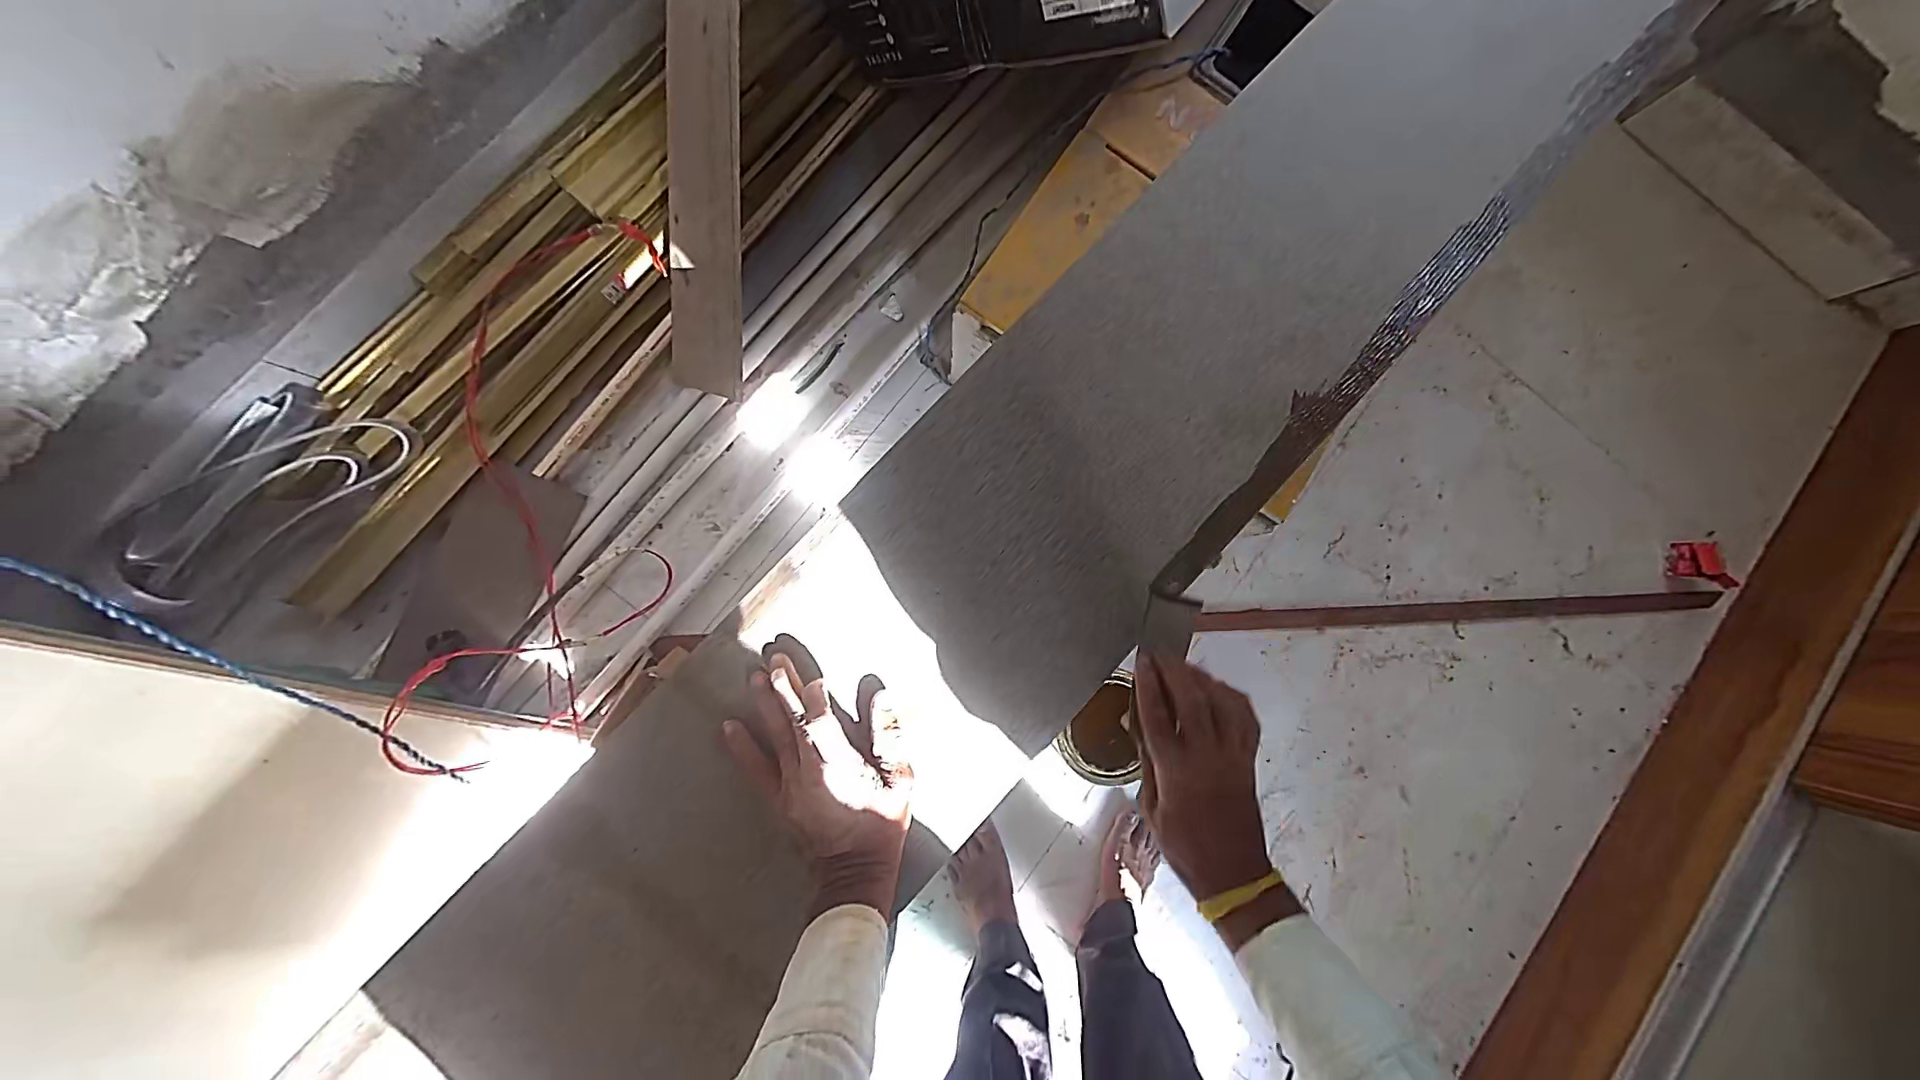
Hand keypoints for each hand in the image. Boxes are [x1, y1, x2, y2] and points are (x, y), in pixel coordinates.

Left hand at [724, 654, 913, 919]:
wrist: (855, 871)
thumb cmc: (882, 825)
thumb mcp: (901, 780)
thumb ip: (889, 735)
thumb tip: (880, 695)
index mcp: (839, 765)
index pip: (821, 718)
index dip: (815, 693)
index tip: (816, 675)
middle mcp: (808, 772)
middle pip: (793, 720)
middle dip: (784, 687)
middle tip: (775, 659)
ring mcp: (789, 786)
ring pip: (775, 737)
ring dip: (765, 705)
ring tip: (755, 678)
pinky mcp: (779, 800)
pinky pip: (756, 770)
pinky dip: (742, 747)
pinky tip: (729, 727)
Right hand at [1134, 653, 1301, 948]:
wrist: (1233, 874)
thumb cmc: (1183, 846)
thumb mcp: (1151, 806)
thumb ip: (1147, 762)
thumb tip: (1138, 724)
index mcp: (1176, 772)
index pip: (1158, 716)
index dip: (1147, 684)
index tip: (1141, 662)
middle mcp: (1207, 757)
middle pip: (1192, 700)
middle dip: (1174, 671)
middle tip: (1159, 654)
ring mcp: (1234, 756)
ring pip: (1223, 703)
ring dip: (1202, 678)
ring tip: (1183, 666)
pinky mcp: (1249, 760)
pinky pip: (1246, 718)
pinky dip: (1231, 696)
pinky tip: (1216, 688)